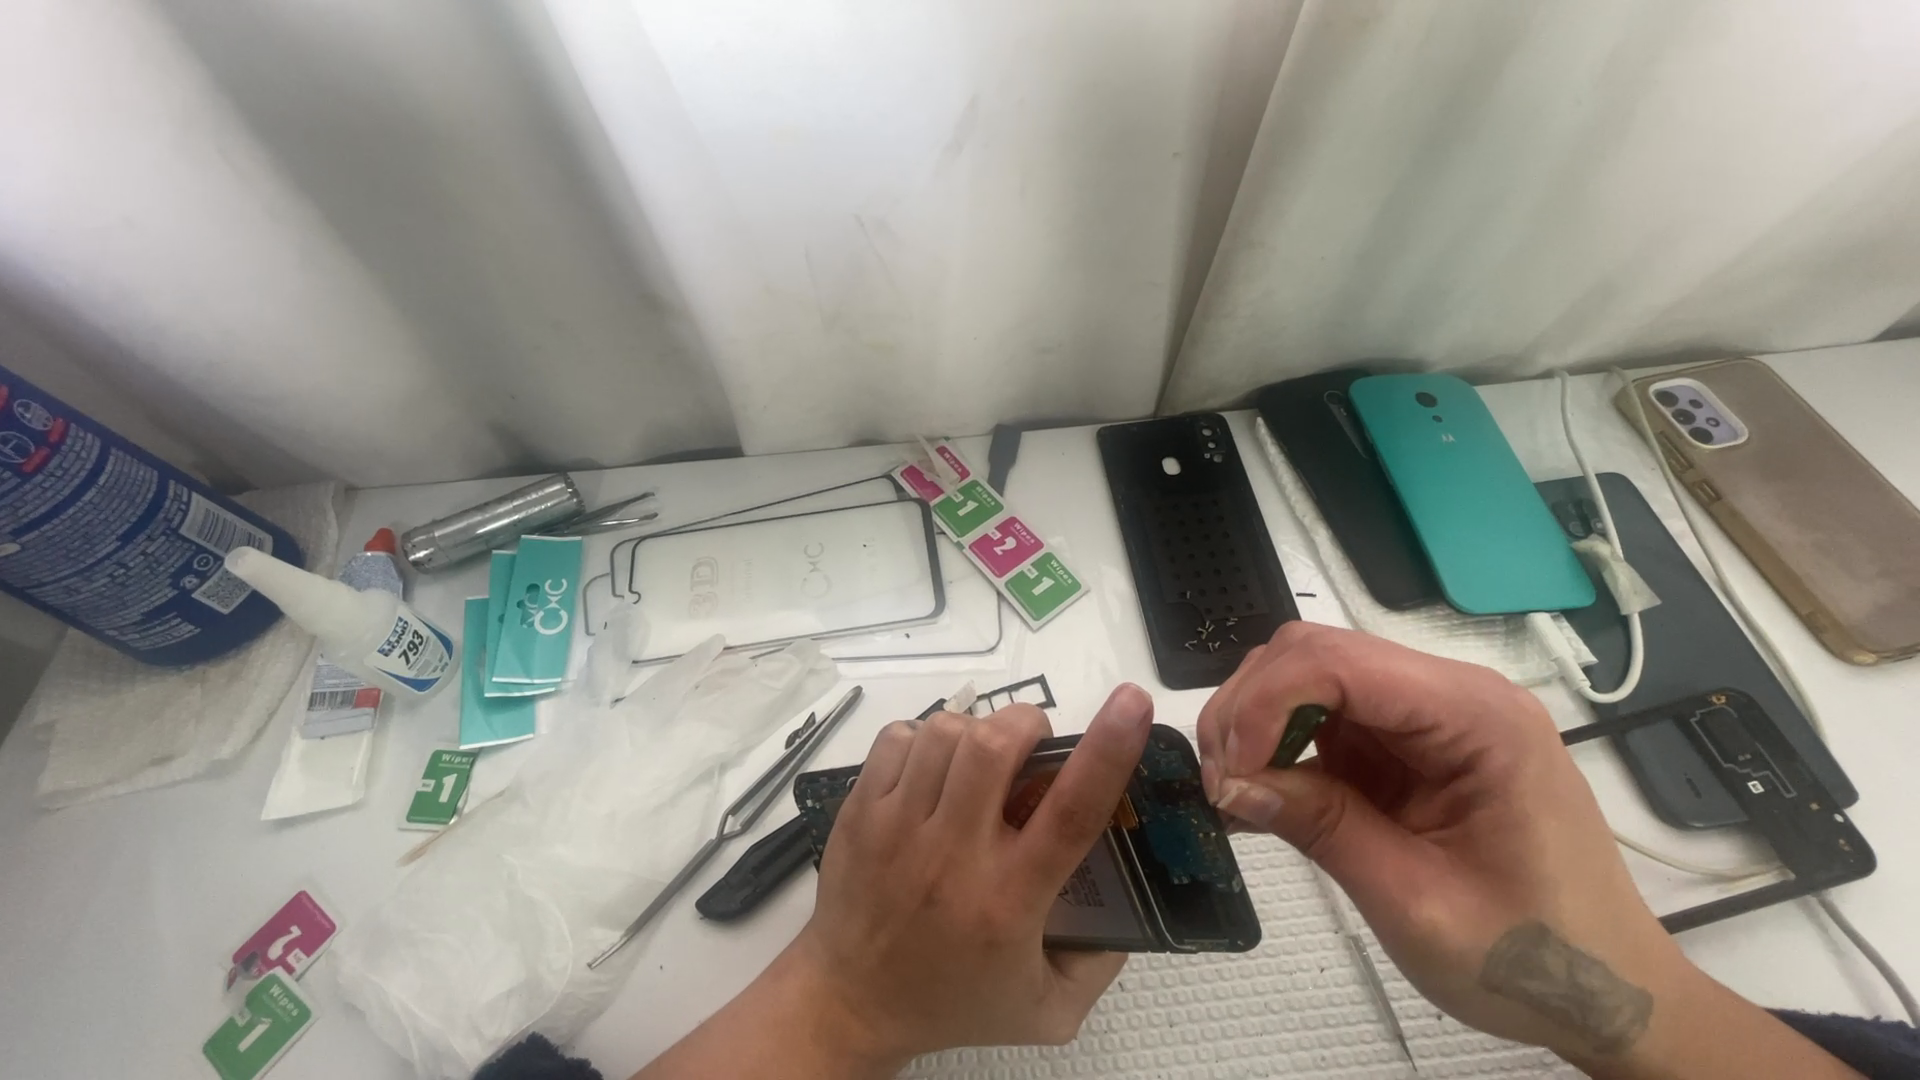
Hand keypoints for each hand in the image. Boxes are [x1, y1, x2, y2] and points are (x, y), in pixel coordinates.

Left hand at [780, 684, 1155, 1069]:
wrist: (851, 1003)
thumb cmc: (955, 1002)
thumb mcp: (1050, 1011)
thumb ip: (1102, 962)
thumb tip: (1130, 892)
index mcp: (1009, 899)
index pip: (1069, 811)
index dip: (1107, 750)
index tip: (1132, 702)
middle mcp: (953, 854)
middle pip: (995, 746)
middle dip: (1026, 724)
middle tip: (1034, 746)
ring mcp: (898, 827)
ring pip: (945, 732)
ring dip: (977, 730)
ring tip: (981, 760)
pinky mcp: (860, 811)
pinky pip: (898, 738)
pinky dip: (925, 736)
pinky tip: (934, 768)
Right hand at [1197, 623, 1687, 1062]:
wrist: (1606, 994)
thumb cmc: (1533, 958)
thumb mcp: (1416, 903)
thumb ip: (1321, 827)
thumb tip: (1229, 782)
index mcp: (1477, 718)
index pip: (1338, 663)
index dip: (1264, 703)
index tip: (1230, 775)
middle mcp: (1452, 694)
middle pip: (1316, 653)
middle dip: (1250, 705)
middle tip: (1221, 779)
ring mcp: (1427, 714)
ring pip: (1308, 674)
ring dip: (1256, 720)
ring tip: (1235, 787)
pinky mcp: (1405, 740)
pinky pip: (1322, 715)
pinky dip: (1276, 742)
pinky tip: (1261, 788)